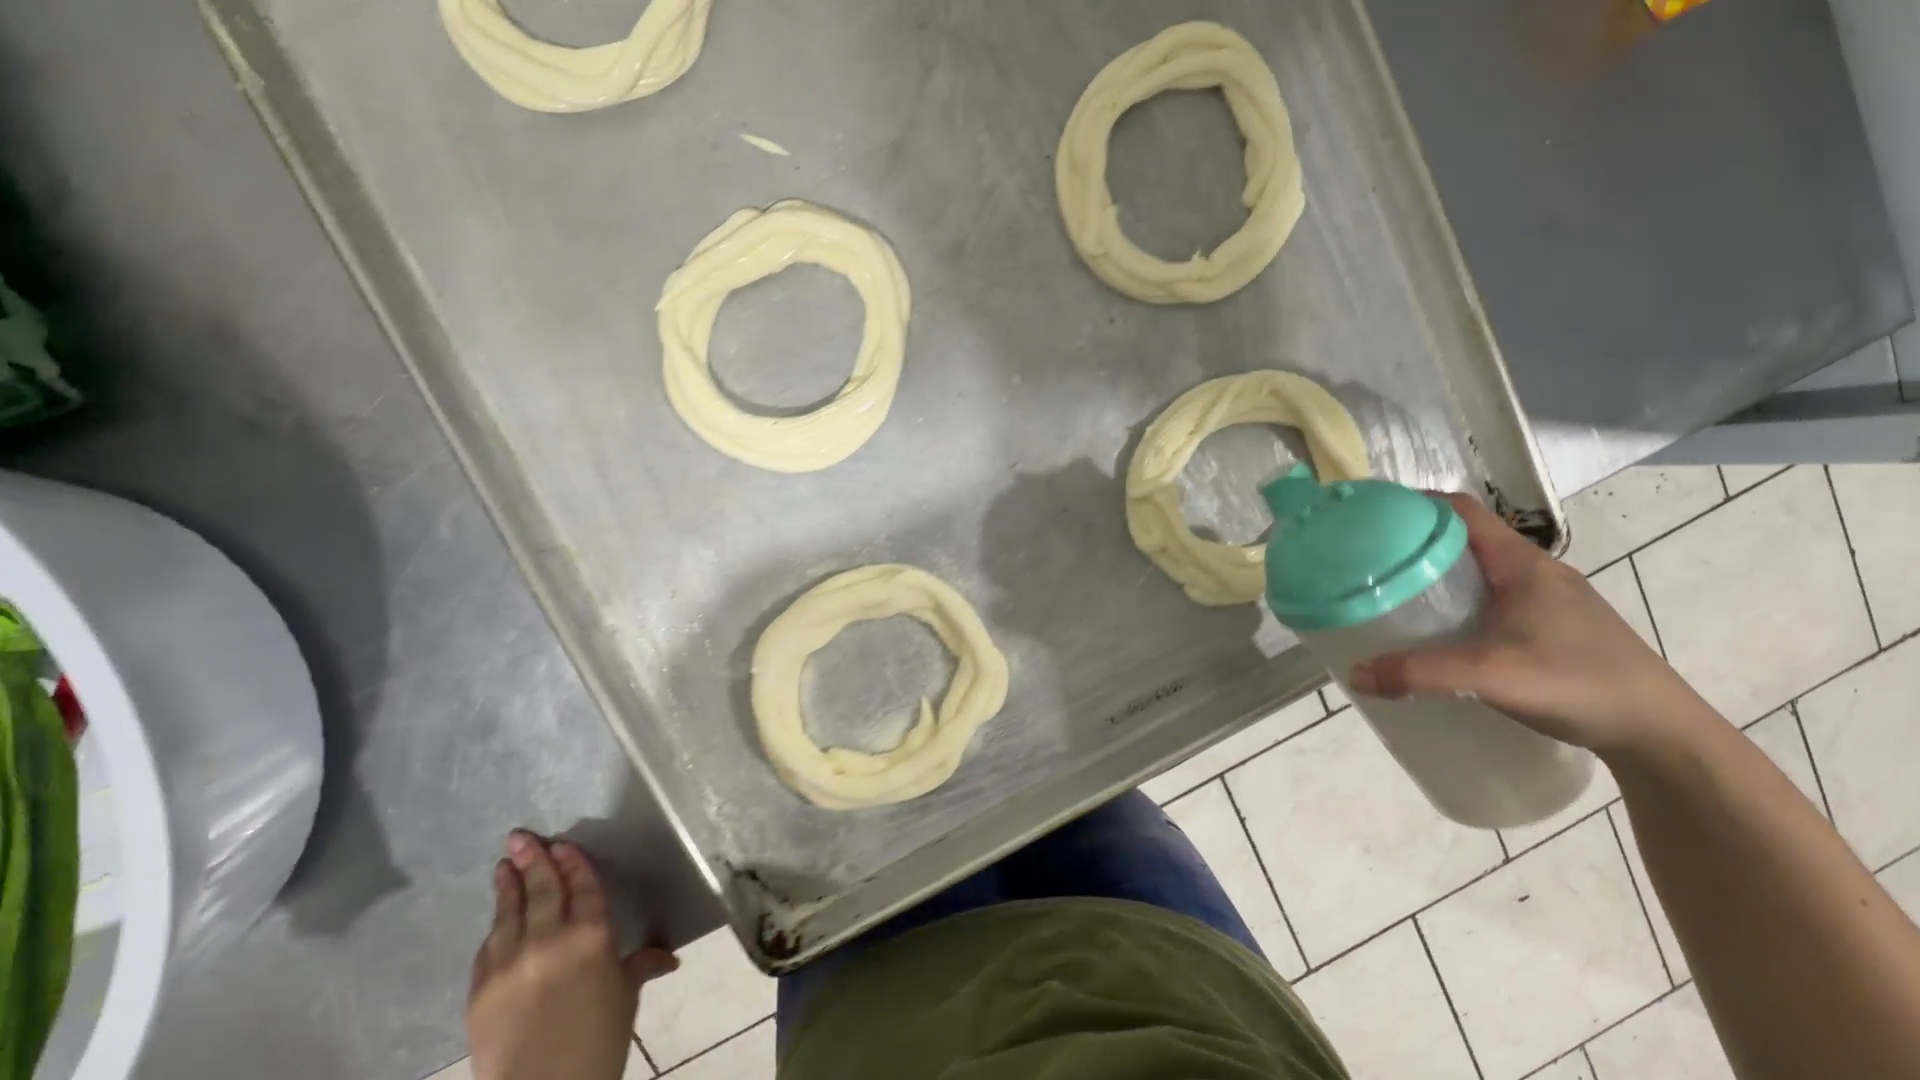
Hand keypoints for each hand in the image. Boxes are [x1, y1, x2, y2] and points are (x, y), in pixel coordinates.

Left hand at [467, 831, 678, 1079]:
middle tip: (519, 837)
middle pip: (541, 890)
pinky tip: (496, 921)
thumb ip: (638, 967)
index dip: (572, 864)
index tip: (561, 844)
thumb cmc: (599, 1044)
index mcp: (591, 937)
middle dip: (531, 860)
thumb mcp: (625, 1001)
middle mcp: (548, 939)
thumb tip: (666, 958)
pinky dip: (494, 929)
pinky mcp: (480, 988)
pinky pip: (488, 948)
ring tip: (502, 866)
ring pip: (508, 913)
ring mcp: (509, 961)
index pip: (582, 888)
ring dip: (506, 886)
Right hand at [1348, 493, 1712, 756]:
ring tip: (1398, 599)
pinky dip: (1463, 605)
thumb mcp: (1489, 676)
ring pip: (1483, 573)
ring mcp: (1551, 600)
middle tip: (1372, 564)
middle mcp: (1537, 572)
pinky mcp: (1557, 628)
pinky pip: (1496, 601)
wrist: (1659, 731)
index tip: (1374, 517)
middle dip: (1418, 545)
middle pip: (1467, 540)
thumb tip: (1355, 674)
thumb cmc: (1576, 682)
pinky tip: (1446, 637)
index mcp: (1522, 564)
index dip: (1416, 505)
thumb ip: (1419, 672)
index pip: (1462, 511)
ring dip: (1441, 577)